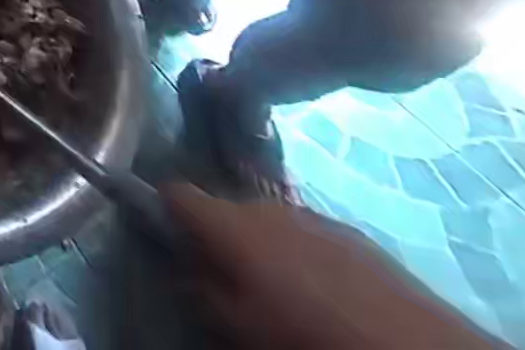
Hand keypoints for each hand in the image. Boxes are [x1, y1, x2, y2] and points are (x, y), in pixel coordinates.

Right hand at [164, 183, 502, 349]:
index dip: (163, 208)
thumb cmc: (311, 339)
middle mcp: (261, 205)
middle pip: (223, 208)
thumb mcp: (237, 325)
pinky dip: (309, 257)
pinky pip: (312, 238)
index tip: (165, 233)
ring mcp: (314, 217)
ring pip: (270, 222)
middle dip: (221, 234)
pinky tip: (331, 295)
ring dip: (267, 246)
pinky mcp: (360, 237)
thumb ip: (198, 285)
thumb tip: (182, 262)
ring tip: (287, 289)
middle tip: (230, 275)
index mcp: (224, 220)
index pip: (172, 190)